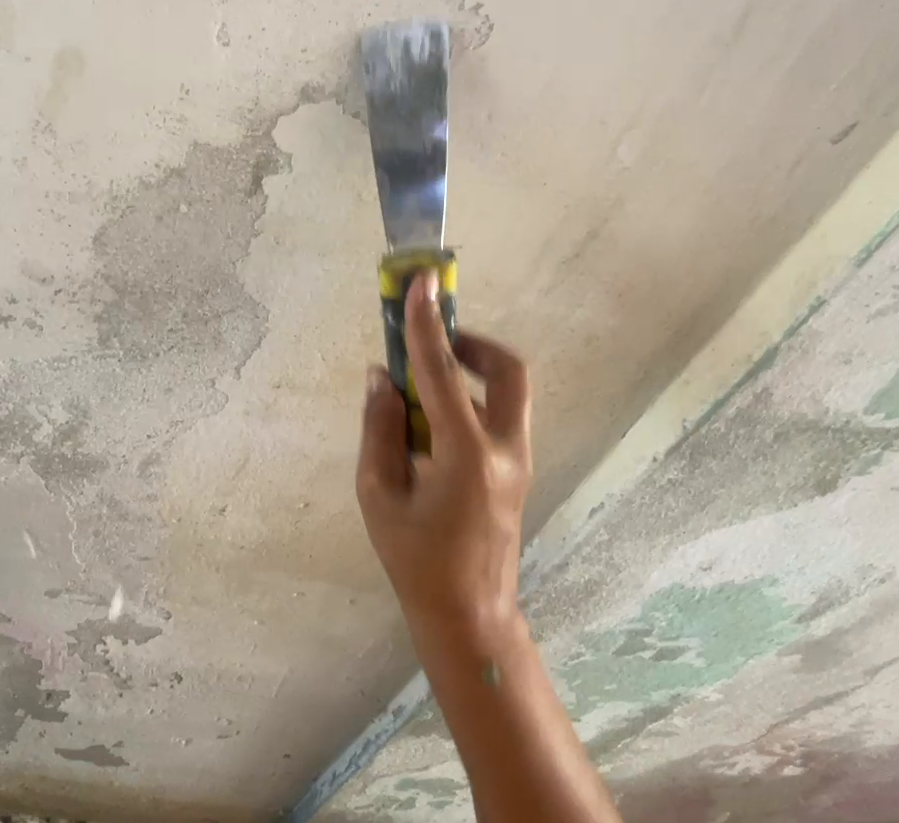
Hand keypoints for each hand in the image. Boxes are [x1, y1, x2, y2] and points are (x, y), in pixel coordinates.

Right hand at [356, 269, 532, 642]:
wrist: (468, 614)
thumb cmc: (415, 559)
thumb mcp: (379, 493)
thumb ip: (379, 428)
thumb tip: (381, 378)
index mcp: (466, 454)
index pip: (443, 373)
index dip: (427, 326)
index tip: (420, 284)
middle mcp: (504, 449)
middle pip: (508, 370)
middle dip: (472, 343)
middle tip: (433, 344)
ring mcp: (519, 461)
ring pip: (509, 391)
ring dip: (472, 372)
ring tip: (424, 388)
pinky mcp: (517, 470)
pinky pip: (499, 416)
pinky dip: (471, 401)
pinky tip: (433, 426)